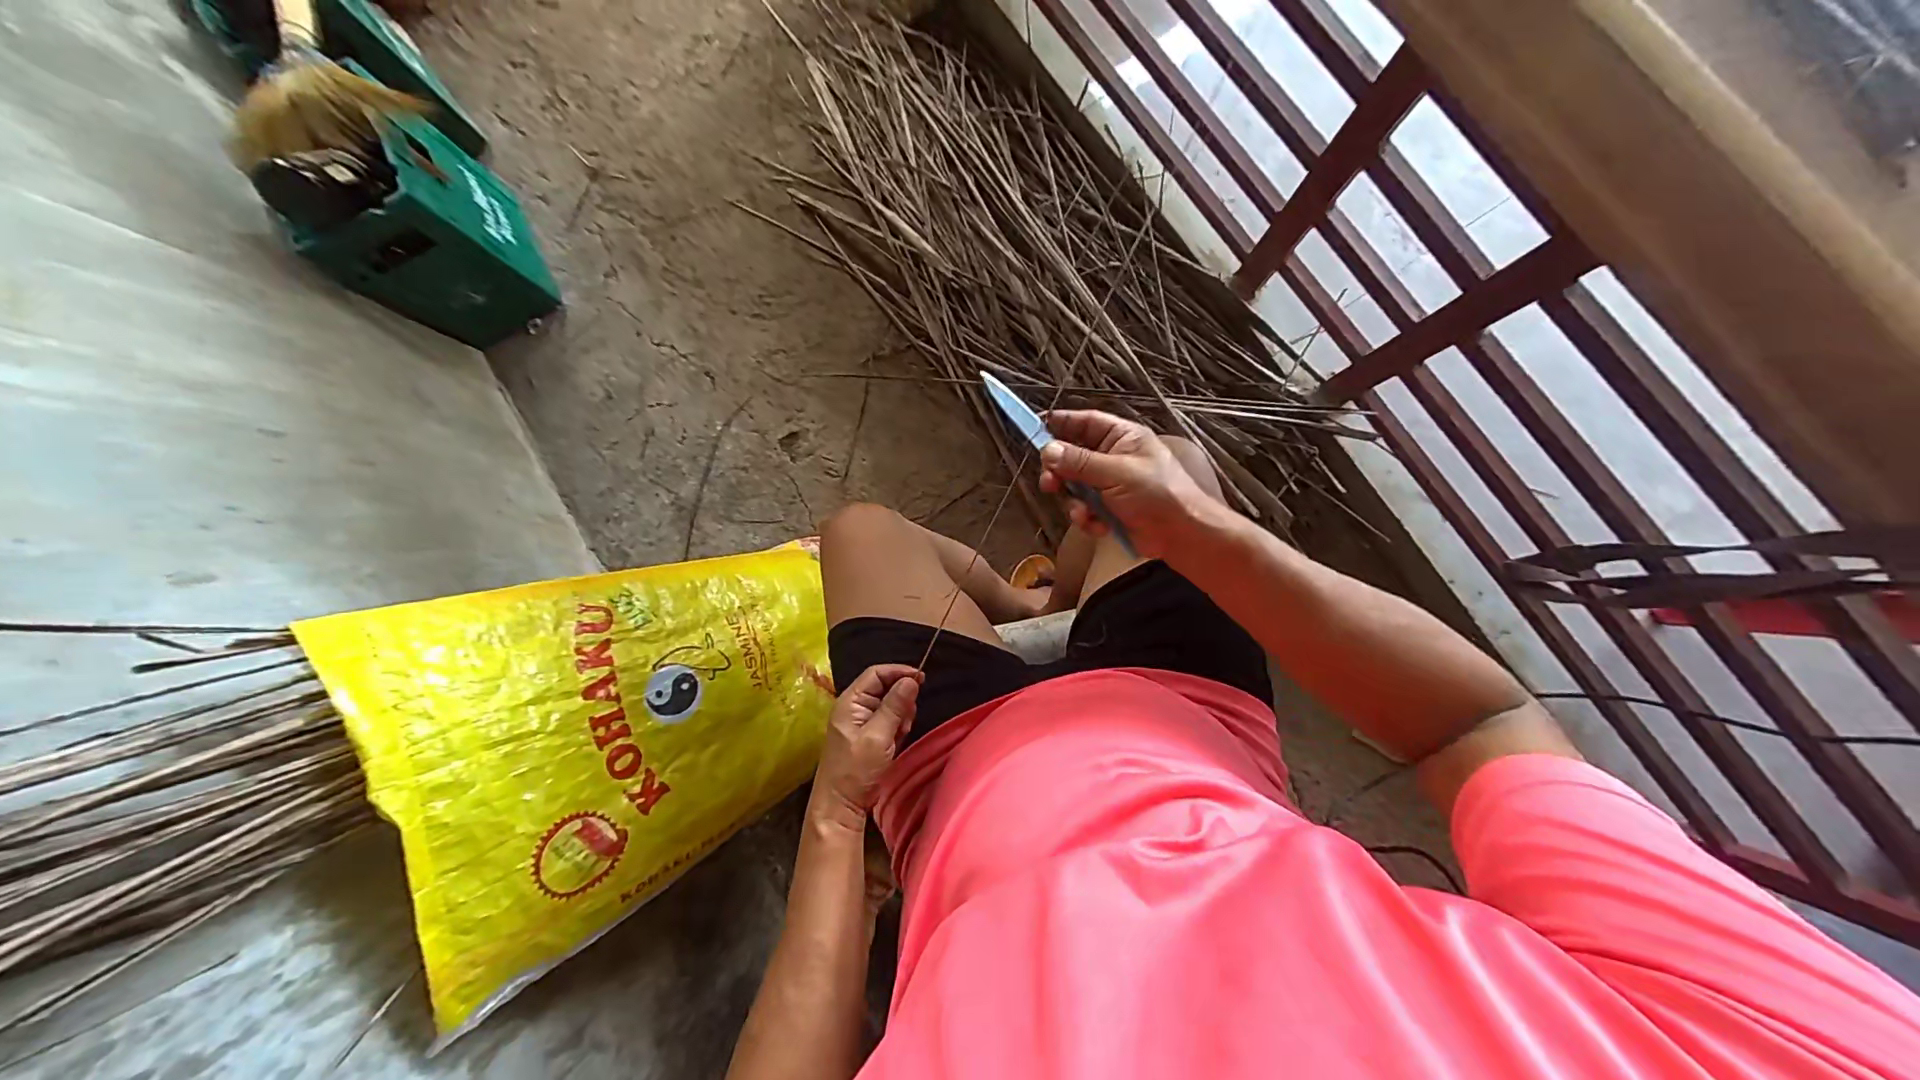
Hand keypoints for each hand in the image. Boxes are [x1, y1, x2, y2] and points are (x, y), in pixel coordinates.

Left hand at [808, 664, 921, 833]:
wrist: (841, 805)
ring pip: (891, 705)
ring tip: (899, 735)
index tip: (922, 678)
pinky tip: (896, 742)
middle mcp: (855, 707)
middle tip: (906, 720)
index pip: (876, 673)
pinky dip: (897, 729)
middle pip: (885, 688)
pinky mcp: (869, 735)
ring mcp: (861, 722)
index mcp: (850, 701)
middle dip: (901, 700)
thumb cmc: (856, 770)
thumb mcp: (878, 736)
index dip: (899, 672)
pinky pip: (890, 722)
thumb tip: (911, 679)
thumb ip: (895, 706)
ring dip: (901, 716)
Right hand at [1038, 410, 1223, 559]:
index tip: (1036, 429)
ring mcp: (1111, 485)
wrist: (1182, 535)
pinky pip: (1084, 509)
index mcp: (1122, 437)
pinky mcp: (1109, 509)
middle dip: (1060, 472)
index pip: (1084, 422)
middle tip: (1051, 483)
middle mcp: (1114, 457)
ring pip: (1075, 487)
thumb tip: (1048, 450)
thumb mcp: (1116, 472)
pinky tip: (1099, 525)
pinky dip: (1087, 519)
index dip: (1060, 424)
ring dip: (1074, 501)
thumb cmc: (1160, 494)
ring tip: (1082, 512)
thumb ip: (1079, 462)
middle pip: (1072, 456)